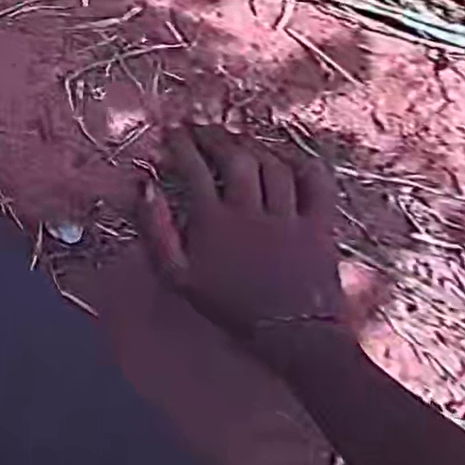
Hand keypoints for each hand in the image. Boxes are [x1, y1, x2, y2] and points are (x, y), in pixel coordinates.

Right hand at [140, 125, 353, 368]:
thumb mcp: (175, 274)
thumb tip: (144, 185)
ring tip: (233, 137)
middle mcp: (251, 213)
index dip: (180, 144)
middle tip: (199, 127)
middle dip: (214, 136)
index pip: (193, 168)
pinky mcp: (320, 227)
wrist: (293, 337)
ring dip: (250, 145)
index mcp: (214, 222)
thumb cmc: (227, 303)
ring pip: (272, 166)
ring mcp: (289, 219)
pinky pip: (317, 185)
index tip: (170, 131)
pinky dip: (301, 163)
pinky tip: (283, 154)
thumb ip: (154, 228)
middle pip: (235, 159)